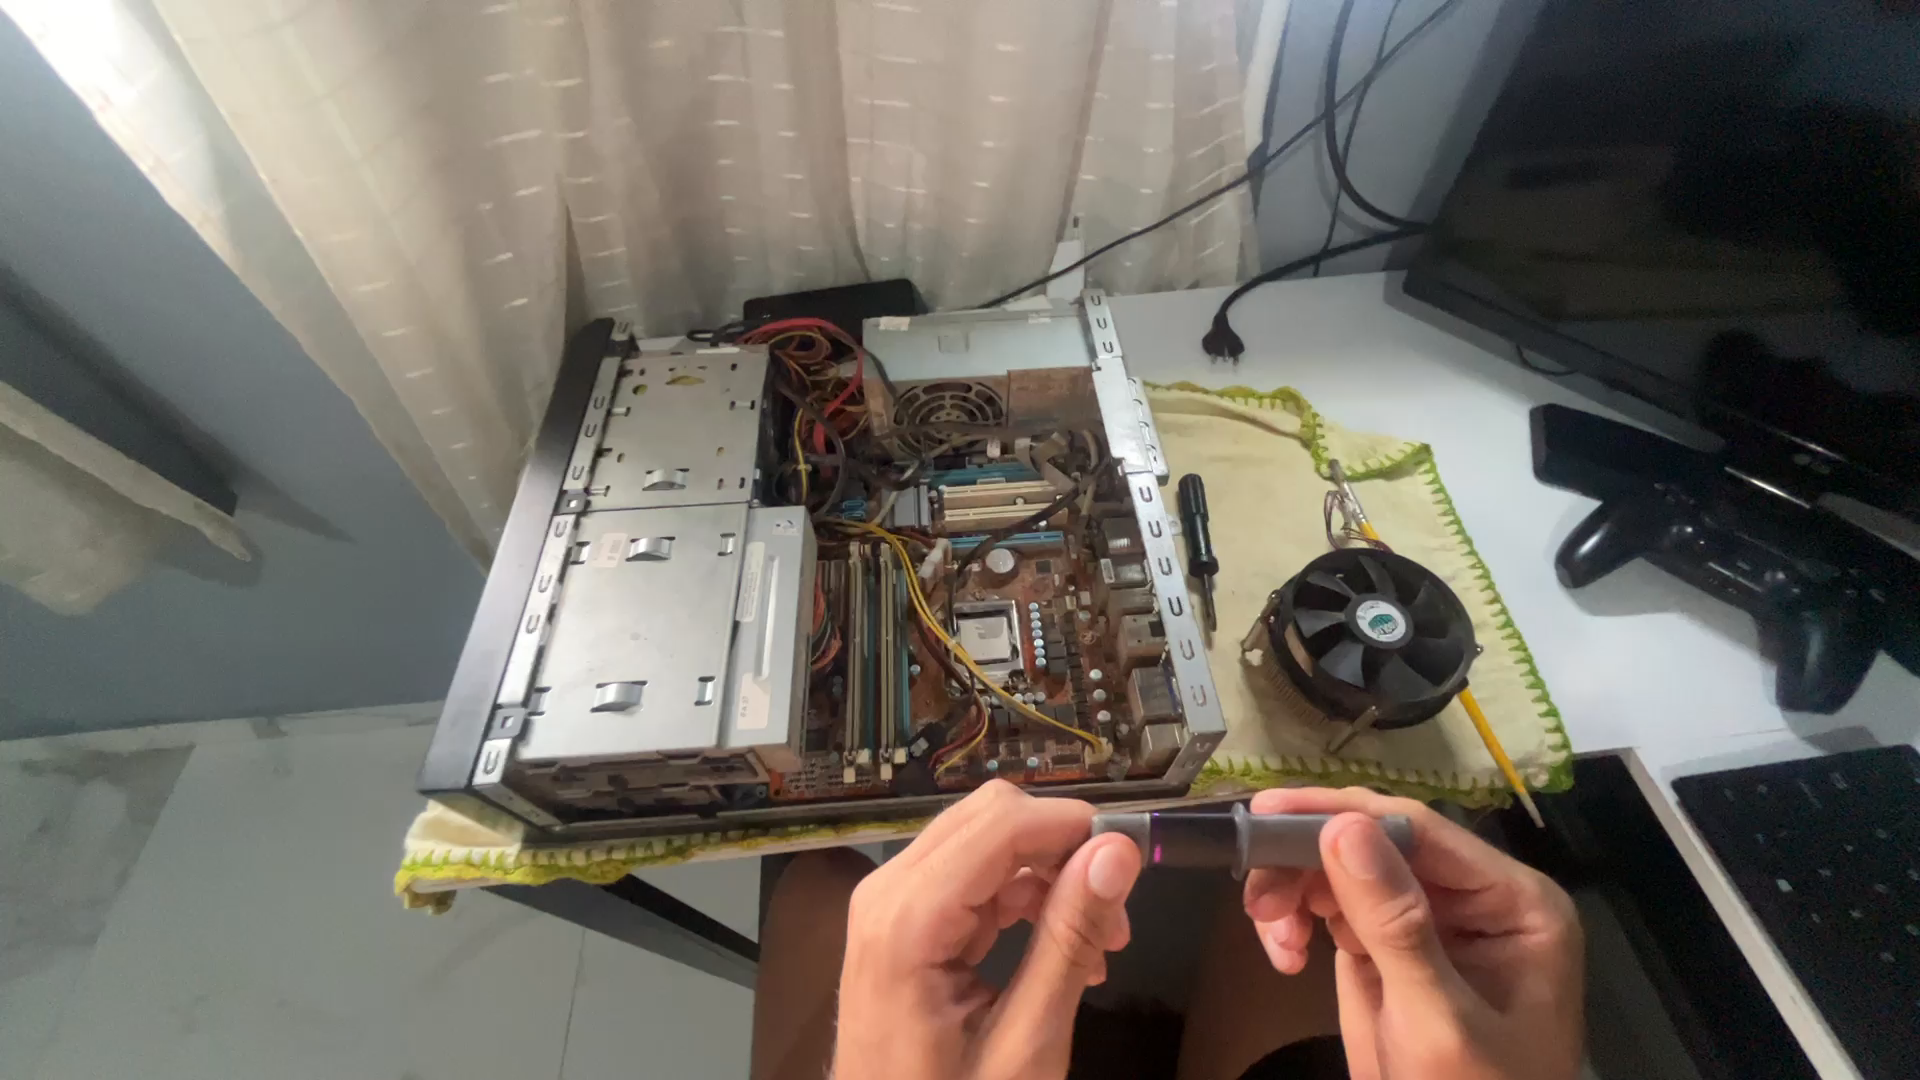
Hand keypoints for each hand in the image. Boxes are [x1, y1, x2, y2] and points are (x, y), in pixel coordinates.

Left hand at [833, 780, 1142, 1079]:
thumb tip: (1117, 851)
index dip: (1070, 824)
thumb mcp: (1025, 1044)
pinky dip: (1022, 897)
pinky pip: (973, 874)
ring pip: (986, 839)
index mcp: (907, 916)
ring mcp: (892, 898)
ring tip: (1096, 945)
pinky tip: (1058, 945)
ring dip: (1047, 875)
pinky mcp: (903, 915)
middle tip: (1112, 917)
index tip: (1131, 858)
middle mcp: (890, 887)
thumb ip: (1069, 939)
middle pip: (990, 817)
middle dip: (1060, 850)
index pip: (1000, 823)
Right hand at [1243, 788, 1583, 1079]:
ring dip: (1290, 890)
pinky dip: (1291, 915)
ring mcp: (1420, 908)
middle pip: (1365, 837)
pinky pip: (1322, 895)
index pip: (1414, 828)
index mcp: (1510, 900)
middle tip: (1258, 899)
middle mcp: (1466, 891)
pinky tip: (1285, 954)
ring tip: (1276, 938)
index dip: (1337, 813)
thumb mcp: (1435, 1021)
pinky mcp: (1379, 929)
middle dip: (1302, 862)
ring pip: (1333, 860)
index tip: (1267, 815)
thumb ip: (1394, 923)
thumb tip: (1344, 826)